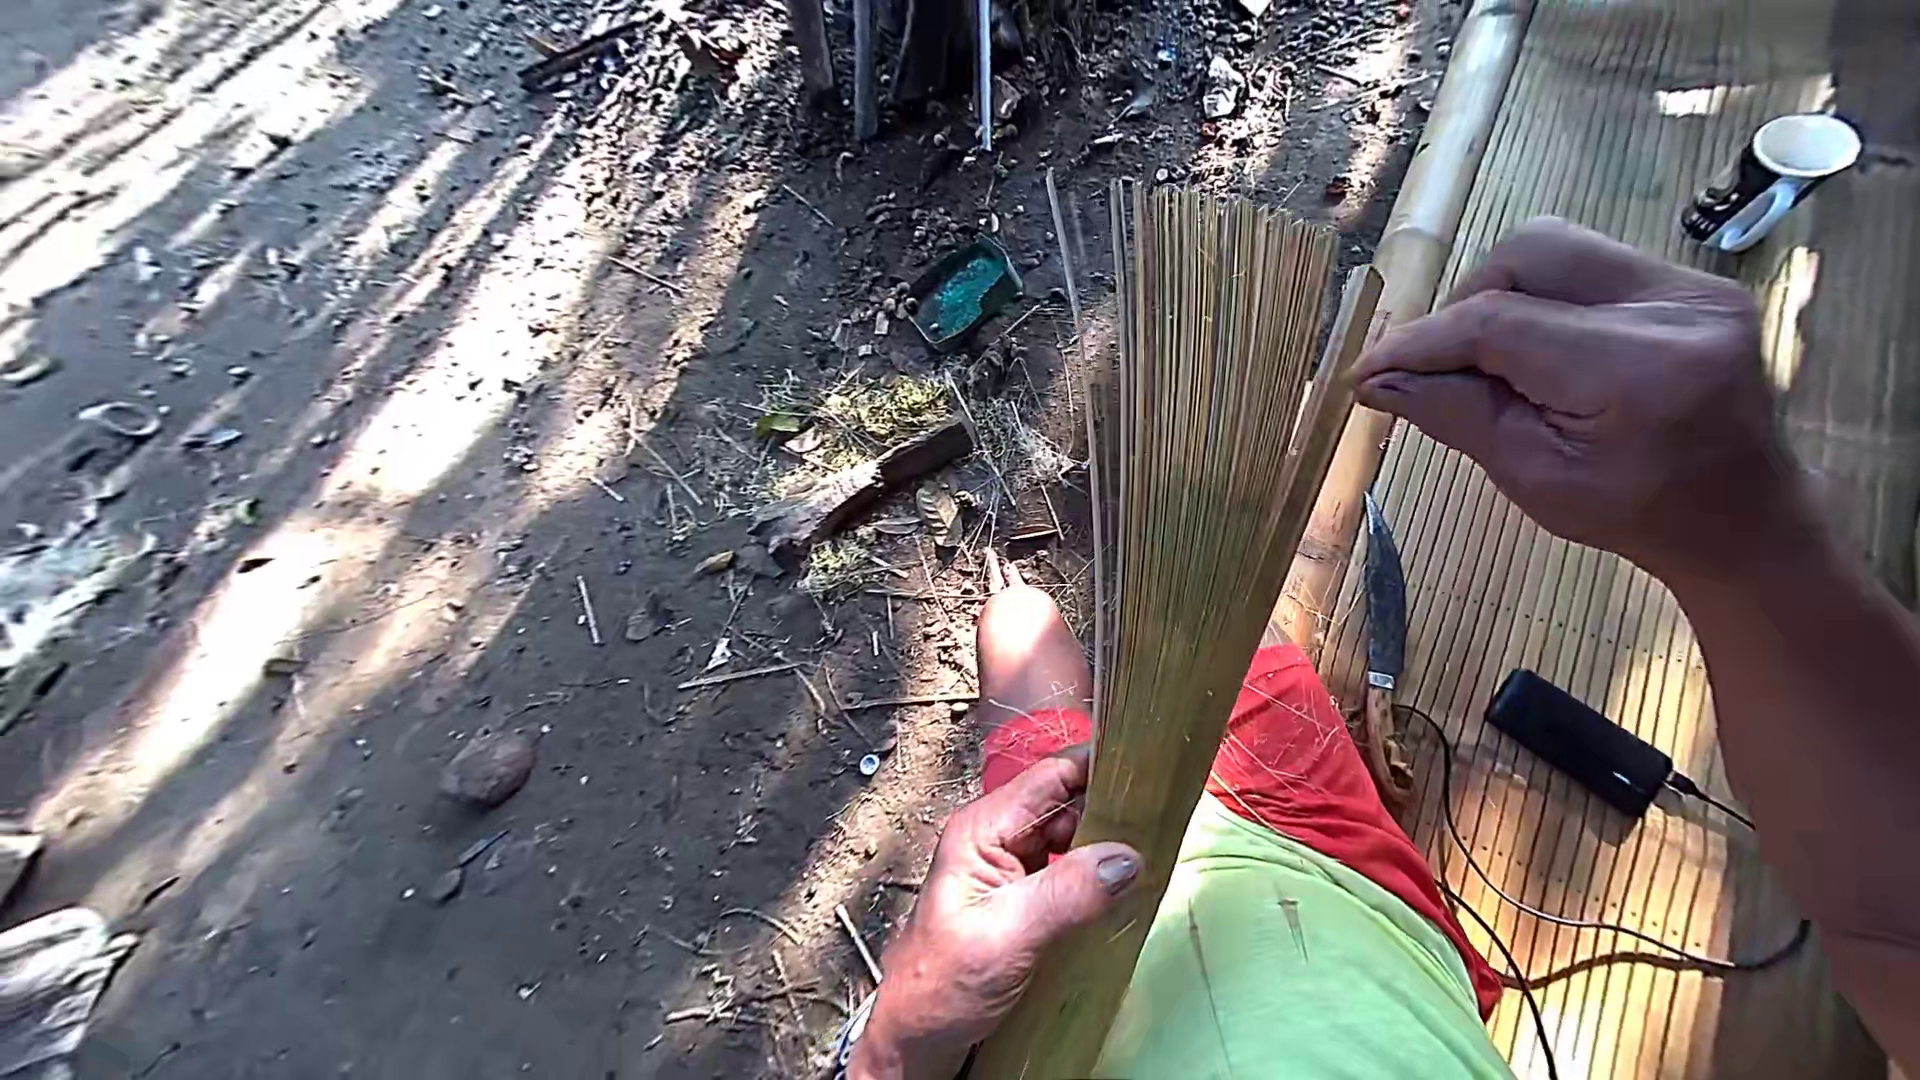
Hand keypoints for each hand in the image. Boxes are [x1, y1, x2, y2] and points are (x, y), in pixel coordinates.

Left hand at [848, 747, 1140, 1079]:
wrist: (916, 1036)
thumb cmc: (942, 982)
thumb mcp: (1008, 933)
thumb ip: (1068, 893)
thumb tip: (1127, 858)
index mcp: (983, 827)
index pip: (1046, 777)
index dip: (1091, 767)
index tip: (1140, 767)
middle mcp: (996, 835)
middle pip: (1061, 803)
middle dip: (1105, 807)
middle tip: (1157, 817)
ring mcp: (1008, 864)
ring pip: (1067, 836)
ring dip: (1102, 843)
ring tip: (1148, 848)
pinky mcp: (1020, 893)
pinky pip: (1065, 868)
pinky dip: (1092, 872)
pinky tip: (1119, 883)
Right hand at [1353, 218, 1815, 579]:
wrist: (1739, 513)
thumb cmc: (1627, 510)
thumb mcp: (1525, 473)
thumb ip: (1451, 413)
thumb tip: (1374, 382)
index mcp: (1636, 366)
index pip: (1494, 323)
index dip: (1414, 343)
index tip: (1363, 373)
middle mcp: (1673, 303)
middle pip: (1527, 254)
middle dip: (1459, 307)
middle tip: (1435, 365)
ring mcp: (1687, 284)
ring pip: (1551, 249)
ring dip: (1489, 299)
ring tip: (1477, 359)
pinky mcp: (1682, 285)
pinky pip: (1577, 267)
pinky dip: (1525, 302)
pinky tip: (1519, 353)